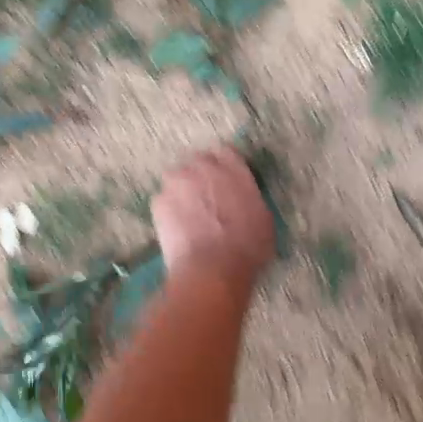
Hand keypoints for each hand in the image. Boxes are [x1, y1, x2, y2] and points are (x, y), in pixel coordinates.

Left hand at [151, 147, 274, 285]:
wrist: (211, 270)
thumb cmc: (247, 247)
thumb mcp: (263, 218)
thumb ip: (249, 197)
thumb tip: (243, 200)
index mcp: (233, 167)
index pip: (225, 152)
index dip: (225, 166)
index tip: (225, 182)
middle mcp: (204, 166)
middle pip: (199, 161)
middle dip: (201, 175)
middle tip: (207, 199)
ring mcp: (177, 181)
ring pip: (177, 178)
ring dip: (182, 190)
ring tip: (188, 215)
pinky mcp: (159, 201)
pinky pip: (164, 200)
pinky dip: (169, 210)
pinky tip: (177, 229)